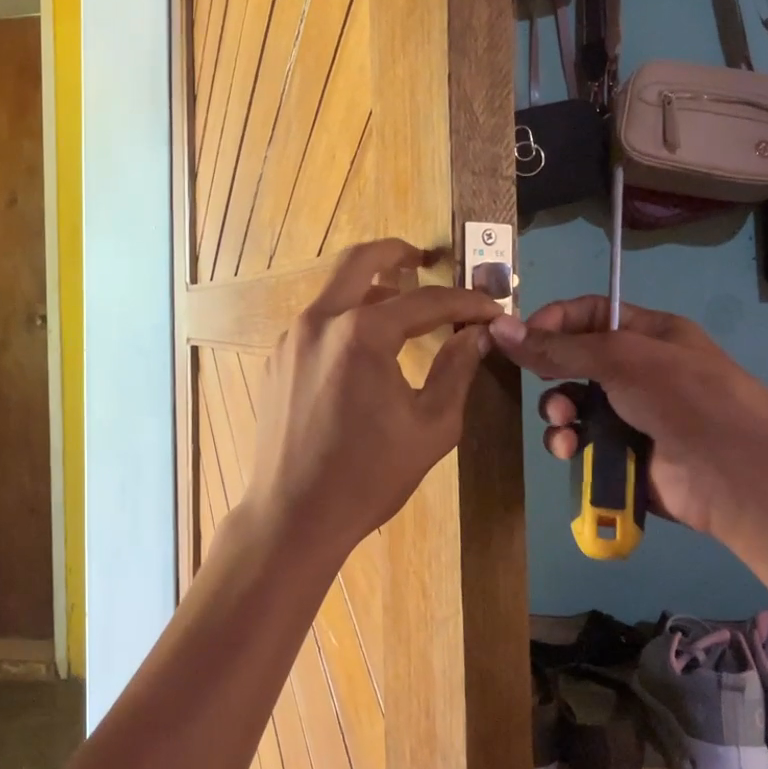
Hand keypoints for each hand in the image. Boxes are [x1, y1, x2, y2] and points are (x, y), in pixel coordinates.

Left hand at [246, 239, 503, 555]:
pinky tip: (364, 350)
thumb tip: (477, 333)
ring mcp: (290, 339)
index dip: (465, 302)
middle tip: (426, 259)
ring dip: (370, 289)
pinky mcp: (276, 360)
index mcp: (361, 334)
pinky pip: (317, 323)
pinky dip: (345, 319)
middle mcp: (319, 322)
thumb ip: (457, 369)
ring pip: (333, 291)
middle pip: (359, 261)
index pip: (426, 301)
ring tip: (402, 307)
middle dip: (397, 252)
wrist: (294, 516)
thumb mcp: (431, 427)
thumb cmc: (369, 477)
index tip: (491, 308)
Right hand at [489, 297, 767, 538]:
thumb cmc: (684, 396)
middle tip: (546, 385)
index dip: (554, 321)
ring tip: (563, 424)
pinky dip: (571, 445)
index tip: (522, 337)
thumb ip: (557, 348)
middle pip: (576, 363)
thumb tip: (499, 327)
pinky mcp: (626, 458)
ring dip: (559, 414)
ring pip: (575, 407)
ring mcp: (634, 417)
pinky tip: (571, 450)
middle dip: (553, 375)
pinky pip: (585, 445)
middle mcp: (642, 373)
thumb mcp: (620, 359)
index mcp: (651, 335)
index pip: (591, 314)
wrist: (736, 473)